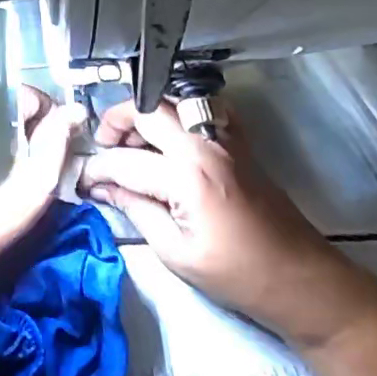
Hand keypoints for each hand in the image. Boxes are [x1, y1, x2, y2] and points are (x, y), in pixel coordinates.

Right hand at [79, 99, 376, 349]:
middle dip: (117, 121)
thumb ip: (136, 209)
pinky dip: (175, 115)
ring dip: (145, 115)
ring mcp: (224, 135)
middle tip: (103, 146)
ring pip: (172, 101)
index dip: (96, 167)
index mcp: (188, 174)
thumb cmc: (237, 274)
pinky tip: (166, 142)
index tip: (80, 176)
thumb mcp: (176, 253)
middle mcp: (204, 142)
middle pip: (148, 108)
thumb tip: (102, 187)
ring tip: (129, 145)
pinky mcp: (237, 138)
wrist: (297, 274)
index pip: (125, 159)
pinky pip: (198, 109)